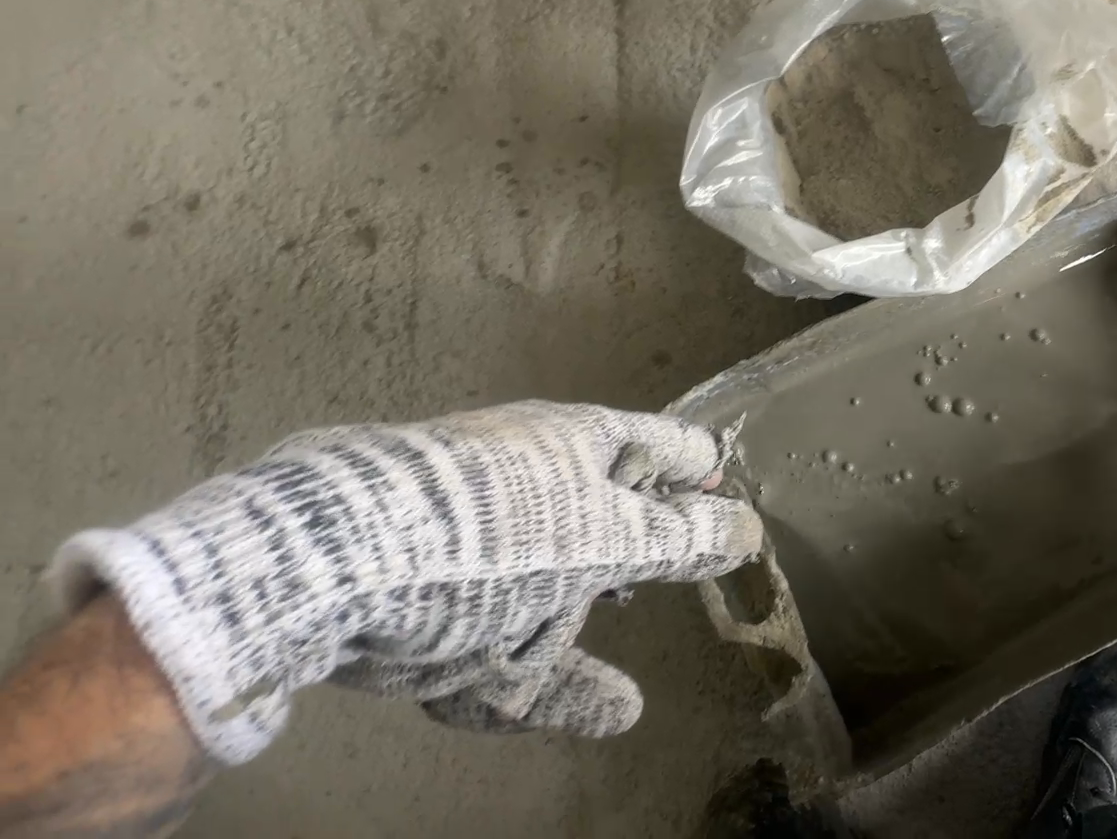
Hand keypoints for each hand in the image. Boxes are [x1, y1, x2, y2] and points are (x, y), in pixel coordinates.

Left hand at [50, 401, 761, 764]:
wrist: (326, 572)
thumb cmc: (493, 530)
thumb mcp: (606, 535)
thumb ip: (681, 538)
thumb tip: (750, 528)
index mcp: (582, 445)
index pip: (670, 446)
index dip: (706, 476)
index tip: (732, 510)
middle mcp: (536, 488)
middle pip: (610, 520)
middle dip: (638, 559)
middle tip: (650, 588)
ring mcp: (484, 549)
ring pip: (556, 591)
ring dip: (579, 630)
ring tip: (612, 683)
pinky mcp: (442, 608)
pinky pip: (512, 646)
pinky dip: (552, 682)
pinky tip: (609, 712)